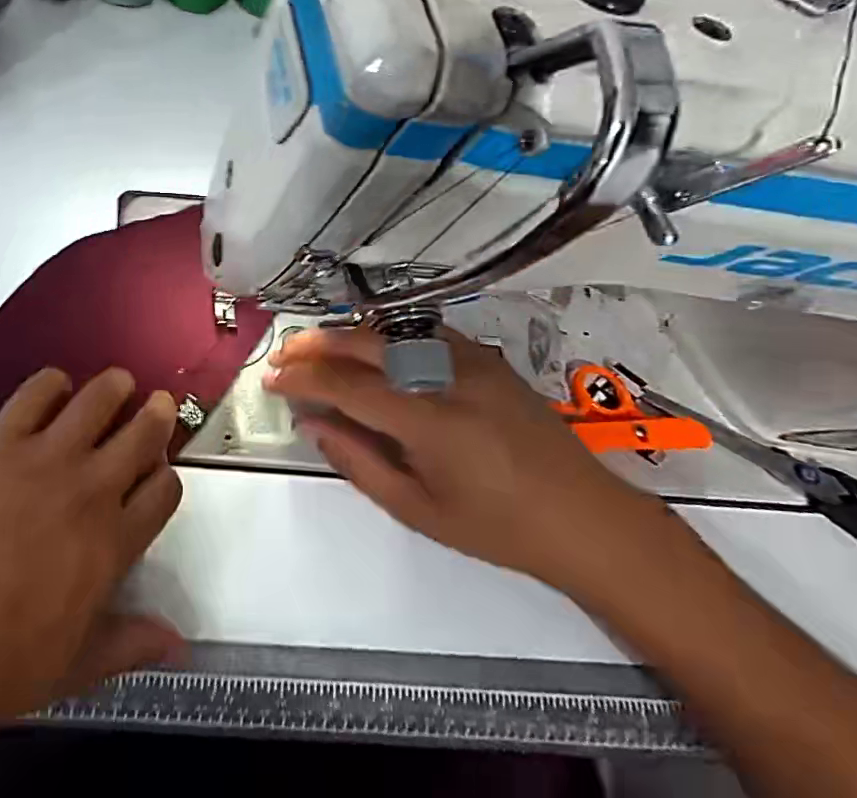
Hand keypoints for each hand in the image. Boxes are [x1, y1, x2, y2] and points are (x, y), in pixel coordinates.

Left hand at [0, 368, 185, 794]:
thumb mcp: (73, 667)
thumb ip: (130, 645)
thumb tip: (177, 645)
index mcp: (112, 544)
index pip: (164, 492)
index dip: (167, 478)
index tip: (158, 475)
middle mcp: (88, 491)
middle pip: (142, 434)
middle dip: (158, 417)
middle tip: (159, 405)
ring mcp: (42, 459)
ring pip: (98, 401)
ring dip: (115, 387)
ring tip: (118, 384)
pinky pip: (36, 392)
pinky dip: (52, 383)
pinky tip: (55, 389)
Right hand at [264, 326, 678, 591]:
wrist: (586, 518)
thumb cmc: (497, 527)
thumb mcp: (417, 509)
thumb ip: (357, 460)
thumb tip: (312, 423)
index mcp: (428, 420)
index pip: (346, 384)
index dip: (301, 378)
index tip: (271, 379)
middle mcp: (446, 377)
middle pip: (364, 342)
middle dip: (315, 343)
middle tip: (283, 354)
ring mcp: (470, 360)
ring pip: (392, 330)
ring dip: (346, 335)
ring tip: (315, 348)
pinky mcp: (486, 358)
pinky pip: (422, 333)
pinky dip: (385, 335)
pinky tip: (371, 350)